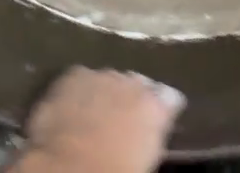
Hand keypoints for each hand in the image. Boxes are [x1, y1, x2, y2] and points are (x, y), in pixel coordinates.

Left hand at [9, 67, 183, 172]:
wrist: (70, 167)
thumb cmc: (113, 169)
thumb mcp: (144, 158)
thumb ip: (152, 134)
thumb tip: (151, 131)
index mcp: (156, 105)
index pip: (169, 98)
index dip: (163, 109)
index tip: (157, 121)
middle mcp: (134, 82)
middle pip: (138, 84)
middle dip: (132, 98)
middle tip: (123, 121)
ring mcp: (104, 75)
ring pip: (110, 79)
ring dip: (107, 92)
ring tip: (97, 114)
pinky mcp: (76, 76)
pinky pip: (83, 79)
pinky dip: (82, 91)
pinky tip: (74, 107)